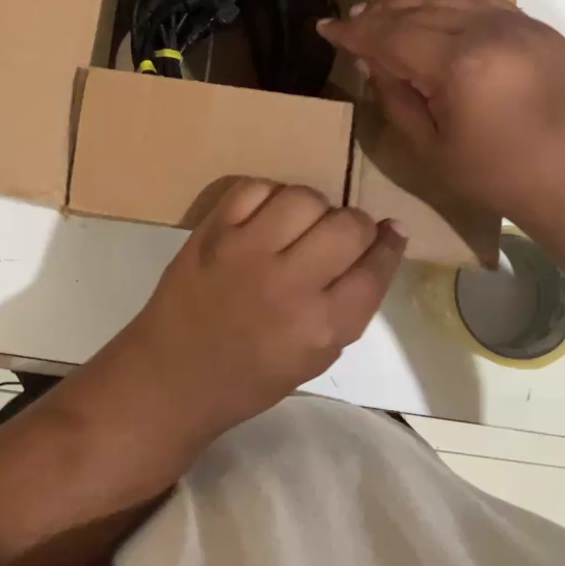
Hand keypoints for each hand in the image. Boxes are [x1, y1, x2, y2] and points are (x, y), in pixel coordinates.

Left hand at [97, 179, 405, 441]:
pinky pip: (256, 187)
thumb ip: (350, 303)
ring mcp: (247, 252)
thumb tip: (384, 243)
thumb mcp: (315, 356)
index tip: (391, 232)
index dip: (389, 245)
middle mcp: (290, 285)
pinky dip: (268, 196)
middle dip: (356, 225)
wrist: (173, 375)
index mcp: (322, 327)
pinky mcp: (213, 231)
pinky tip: (267, 216)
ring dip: (313, 207)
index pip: (375, 268)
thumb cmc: (249, 377)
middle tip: (340, 236)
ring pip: (304, 198)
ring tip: (302, 224)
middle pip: (348, 225)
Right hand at [317, 0, 564, 228]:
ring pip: (450, 0)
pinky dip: (449, 4)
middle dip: (379, 15)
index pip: (391, 35)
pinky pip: (481, 3)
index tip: (325, 28)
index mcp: (460, 63)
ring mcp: (519, 24)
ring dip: (412, 5)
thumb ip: (397, 98)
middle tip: (350, 21)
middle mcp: (489, 30)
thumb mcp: (433, 149)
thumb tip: (374, 62)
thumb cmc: (504, 178)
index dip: (354, 32)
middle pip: (418, 10)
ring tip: (383, 13)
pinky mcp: (539, 29)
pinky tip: (435, 14)